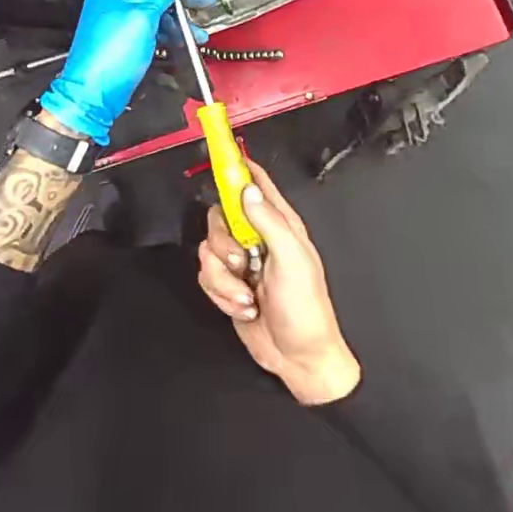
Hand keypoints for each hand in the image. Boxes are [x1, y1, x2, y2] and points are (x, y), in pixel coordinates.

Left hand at [40, 0, 214, 144]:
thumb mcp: (142, 14)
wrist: (94, 93)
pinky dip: (171, 35)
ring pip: (157, 14)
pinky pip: (154, 32)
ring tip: (200, 31)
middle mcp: (115, 4)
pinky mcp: (127, 44)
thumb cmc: (111, 53)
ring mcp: (121, 25)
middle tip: (205, 1)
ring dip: (181, 21)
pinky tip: (187, 41)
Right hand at [197, 161, 360, 405]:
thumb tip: (248, 190)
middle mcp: (259, 238)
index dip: (238, 167)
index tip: (219, 154)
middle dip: (223, 242)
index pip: (256, 184)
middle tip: (242, 261)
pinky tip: (243, 307)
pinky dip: (220, 294)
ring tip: (247, 296)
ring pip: (208, 249)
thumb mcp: (292, 260)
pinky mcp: (228, 284)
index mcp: (281, 225)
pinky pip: (206, 275)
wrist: (297, 357)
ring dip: (224, 279)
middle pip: (220, 216)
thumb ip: (269, 223)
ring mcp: (242, 262)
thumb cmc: (306, 308)